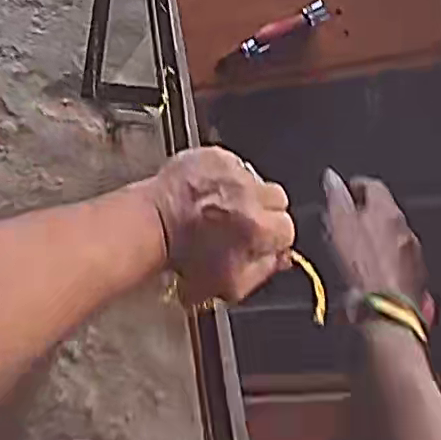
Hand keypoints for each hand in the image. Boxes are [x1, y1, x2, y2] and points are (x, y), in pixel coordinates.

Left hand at [146, 147, 294, 303]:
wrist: (153, 224)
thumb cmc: (186, 255)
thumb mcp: (234, 285)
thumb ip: (266, 271)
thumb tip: (281, 257)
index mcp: (259, 226)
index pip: (287, 227)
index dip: (271, 236)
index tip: (259, 238)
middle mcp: (248, 193)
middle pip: (276, 198)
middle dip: (263, 209)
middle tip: (242, 219)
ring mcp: (229, 170)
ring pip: (254, 178)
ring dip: (244, 190)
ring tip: (220, 203)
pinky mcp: (212, 154)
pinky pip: (230, 162)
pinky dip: (224, 174)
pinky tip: (209, 189)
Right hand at [322, 170, 425, 303]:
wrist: (386, 309)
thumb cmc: (362, 264)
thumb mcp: (338, 222)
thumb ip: (336, 196)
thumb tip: (332, 177)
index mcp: (386, 210)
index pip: (373, 185)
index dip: (354, 186)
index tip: (341, 192)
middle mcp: (405, 228)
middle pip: (382, 210)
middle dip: (362, 212)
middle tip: (342, 220)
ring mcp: (413, 253)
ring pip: (390, 234)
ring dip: (372, 235)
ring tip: (351, 246)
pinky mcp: (416, 276)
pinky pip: (397, 257)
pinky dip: (382, 256)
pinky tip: (367, 266)